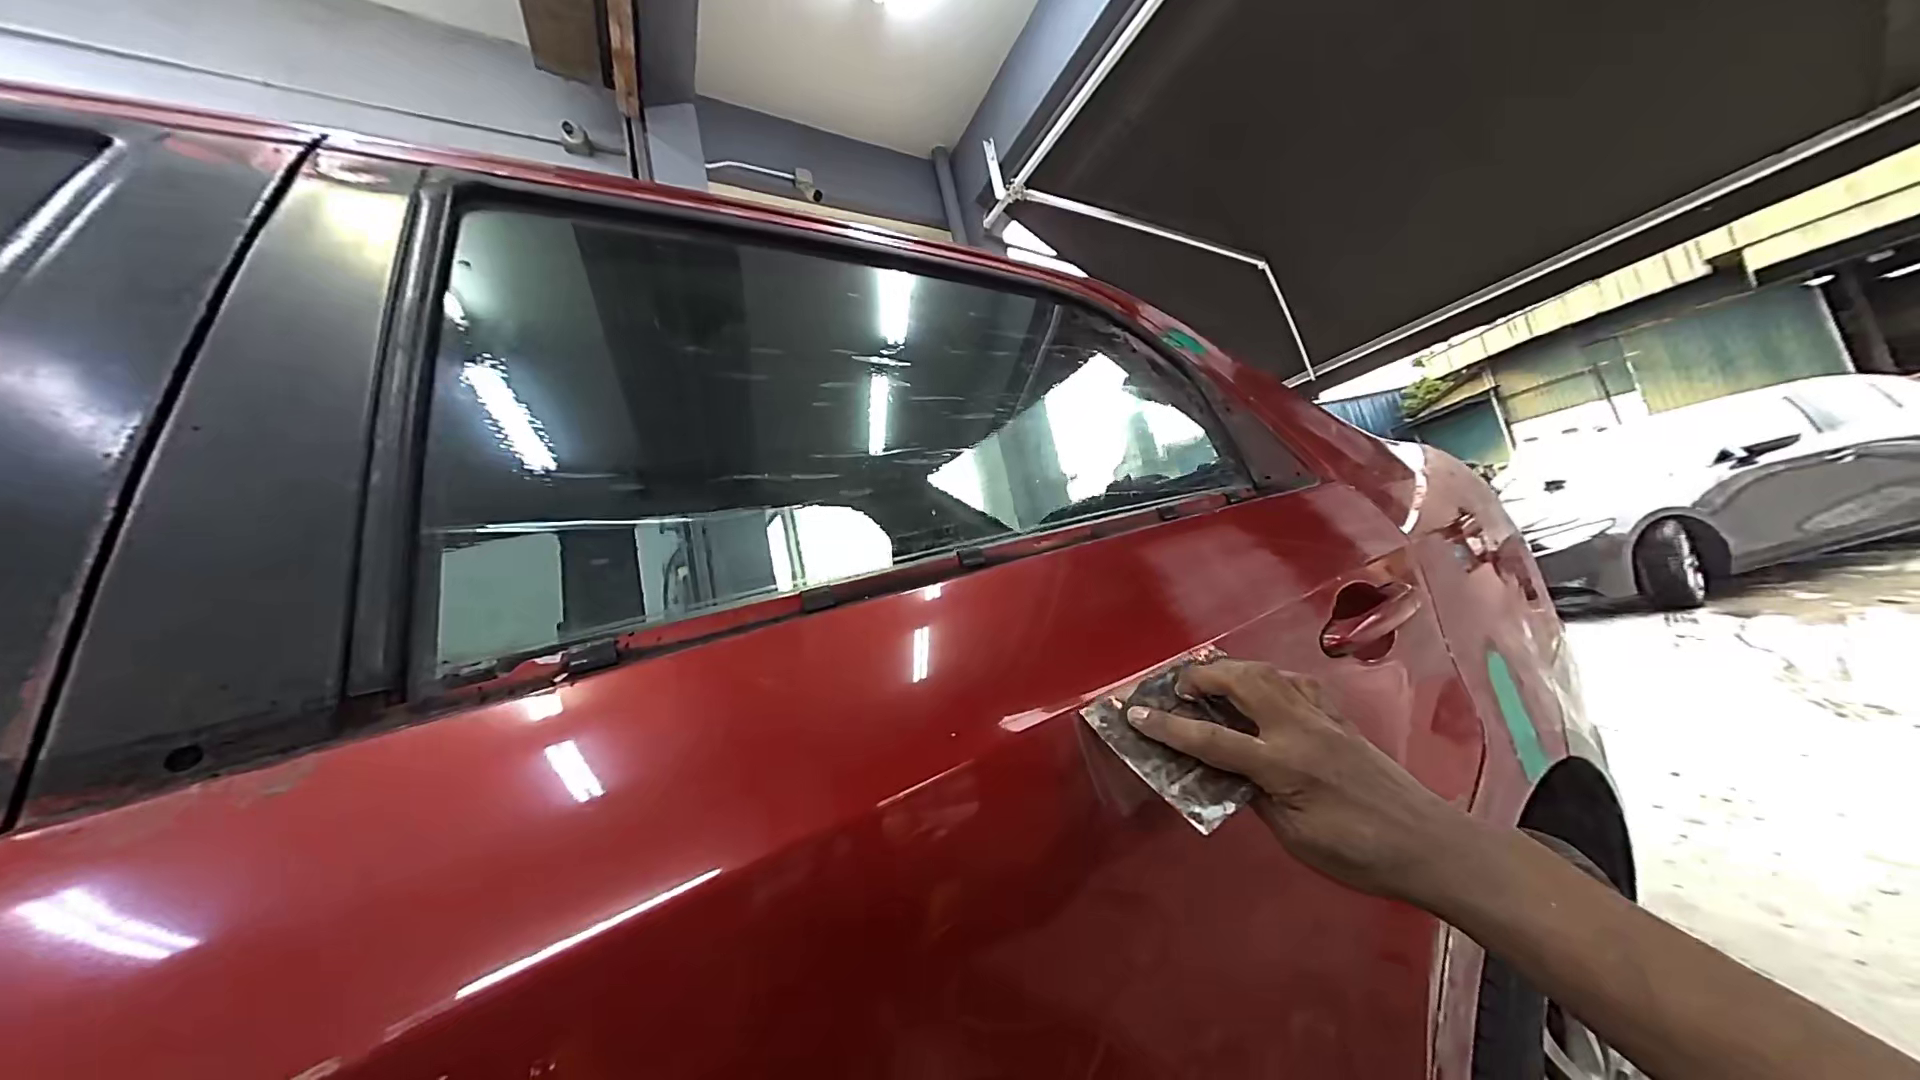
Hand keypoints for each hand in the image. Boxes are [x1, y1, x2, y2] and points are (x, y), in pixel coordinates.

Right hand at [1126, 659, 1474, 904]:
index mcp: (1282, 764)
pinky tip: (1264, 690)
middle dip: (1200, 676)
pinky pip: (1296, 683)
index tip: (1134, 714)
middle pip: (1240, 680)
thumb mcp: (1293, 834)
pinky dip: (1269, 678)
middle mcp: (1298, 728)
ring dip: (1232, 670)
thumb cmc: (1358, 853)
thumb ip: (1254, 794)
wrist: (1431, 846)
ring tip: (1210, 681)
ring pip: (1267, 672)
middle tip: (1177, 688)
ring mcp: (1322, 717)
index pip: (1210, 738)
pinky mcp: (1339, 718)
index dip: (1167, 726)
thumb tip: (1224, 771)